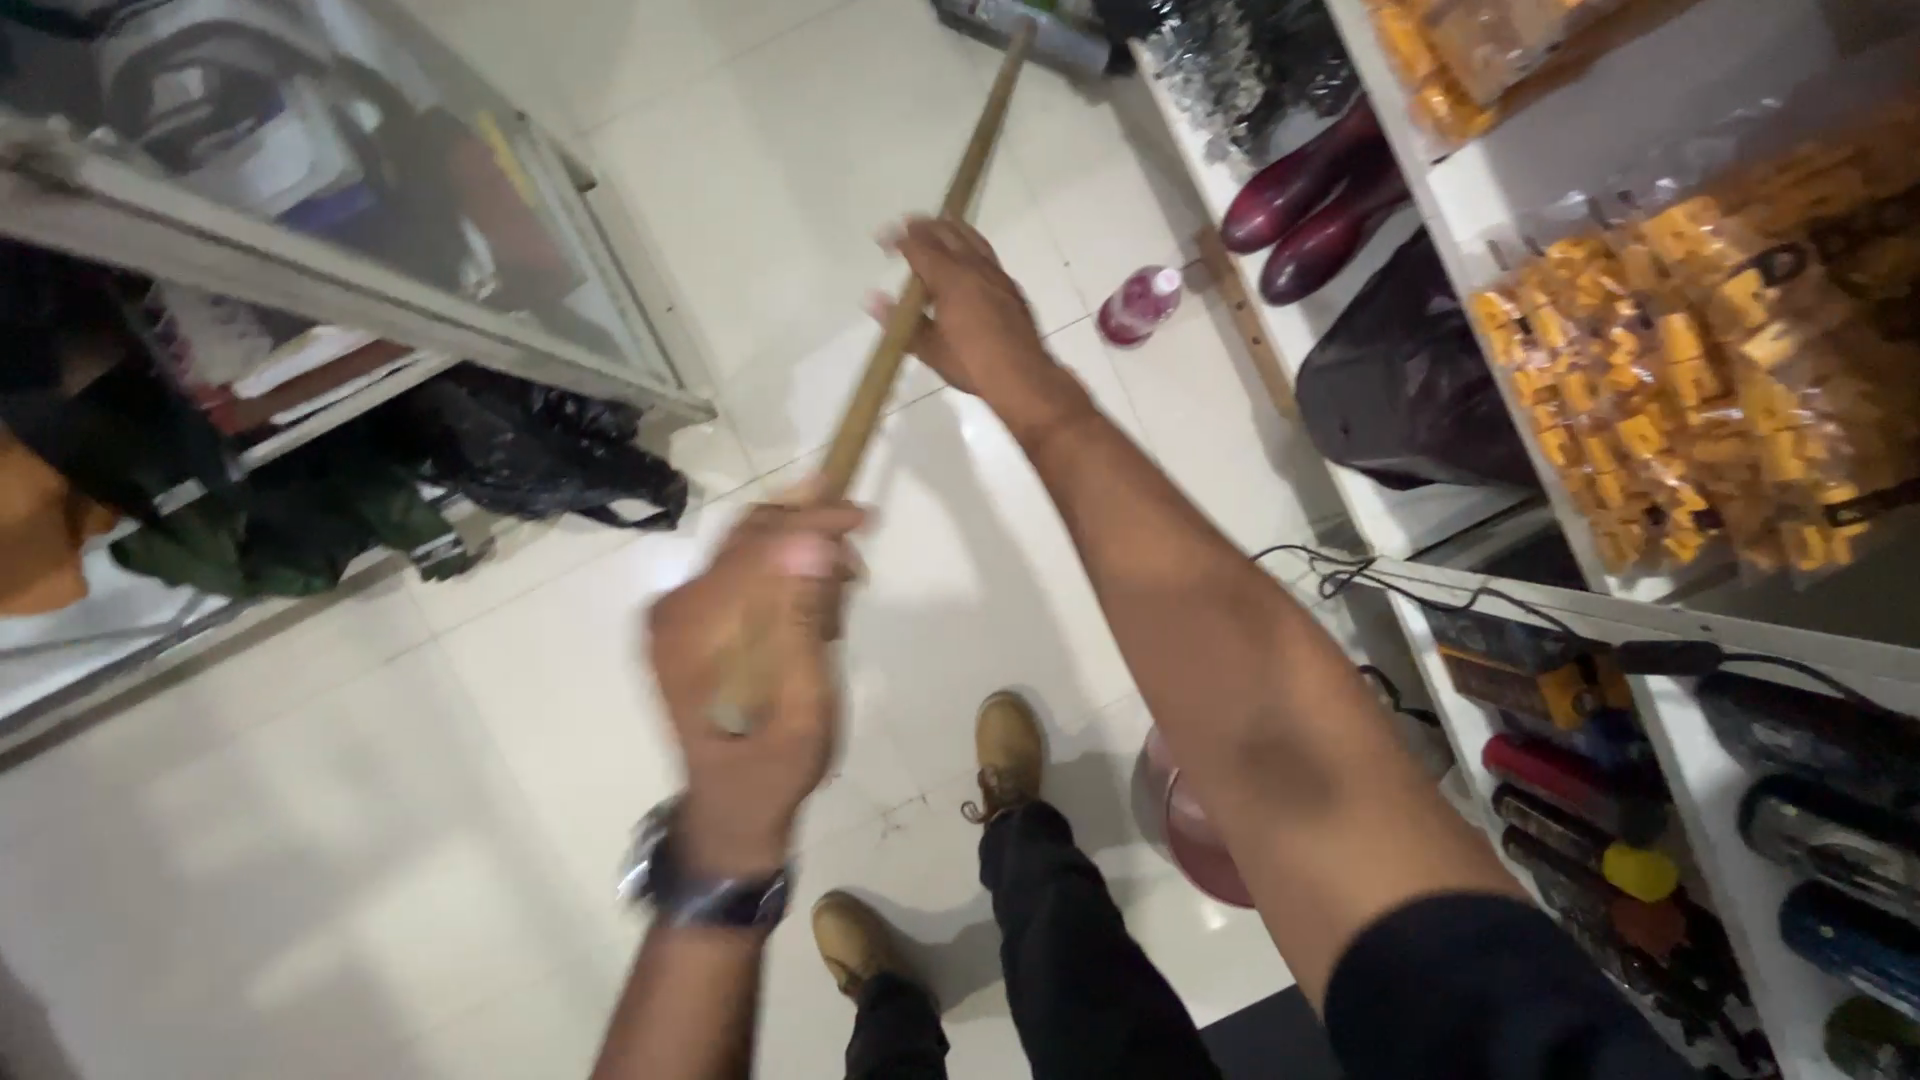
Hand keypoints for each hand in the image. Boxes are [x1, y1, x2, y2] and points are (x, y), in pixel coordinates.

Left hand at [646, 484, 867, 877]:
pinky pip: (740, 577)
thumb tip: (811, 541)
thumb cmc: (775, 767)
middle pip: (748, 537)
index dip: (813, 520)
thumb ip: (802, 620)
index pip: (758, 545)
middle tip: (855, 572)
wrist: (733, 810)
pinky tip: (805, 620)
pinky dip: (781, 584)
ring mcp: (674, 616)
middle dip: (809, 537)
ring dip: (799, 564)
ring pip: (748, 553)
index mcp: (695, 631)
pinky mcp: (686, 625)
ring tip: (833, 615)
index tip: (864, 517)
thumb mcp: (804, 703)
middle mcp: (673, 611)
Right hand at [868, 217, 1085, 433]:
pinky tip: (968, 259)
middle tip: (907, 226)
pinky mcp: (1010, 287)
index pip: (918, 247)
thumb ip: (900, 321)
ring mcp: (995, 274)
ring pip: (971, 238)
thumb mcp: (929, 348)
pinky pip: (986, 254)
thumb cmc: (971, 364)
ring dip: (950, 228)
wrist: (1022, 376)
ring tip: (938, 226)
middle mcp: (973, 267)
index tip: (882, 240)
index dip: (898, 239)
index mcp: (950, 278)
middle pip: (946, 232)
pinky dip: (971, 245)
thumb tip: (872, 299)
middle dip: (924, 226)